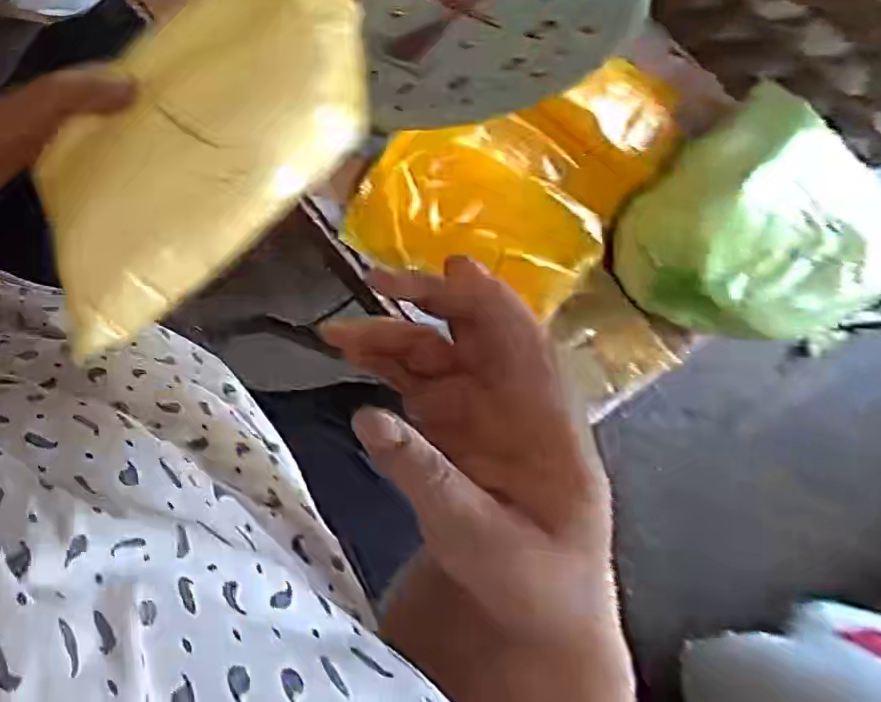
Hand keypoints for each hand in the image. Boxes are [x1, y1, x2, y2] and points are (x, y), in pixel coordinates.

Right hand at [322, 257, 631, 701]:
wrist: (527, 616)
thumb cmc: (526, 580)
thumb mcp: (475, 536)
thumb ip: (421, 473)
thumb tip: (366, 413)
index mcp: (544, 424)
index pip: (522, 343)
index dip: (489, 299)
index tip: (449, 264)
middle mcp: (511, 403)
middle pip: (473, 331)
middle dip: (428, 298)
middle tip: (375, 282)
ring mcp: (476, 409)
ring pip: (432, 349)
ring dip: (387, 333)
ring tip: (336, 336)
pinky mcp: (445, 421)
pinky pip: (410, 374)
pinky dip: (379, 358)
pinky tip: (348, 353)